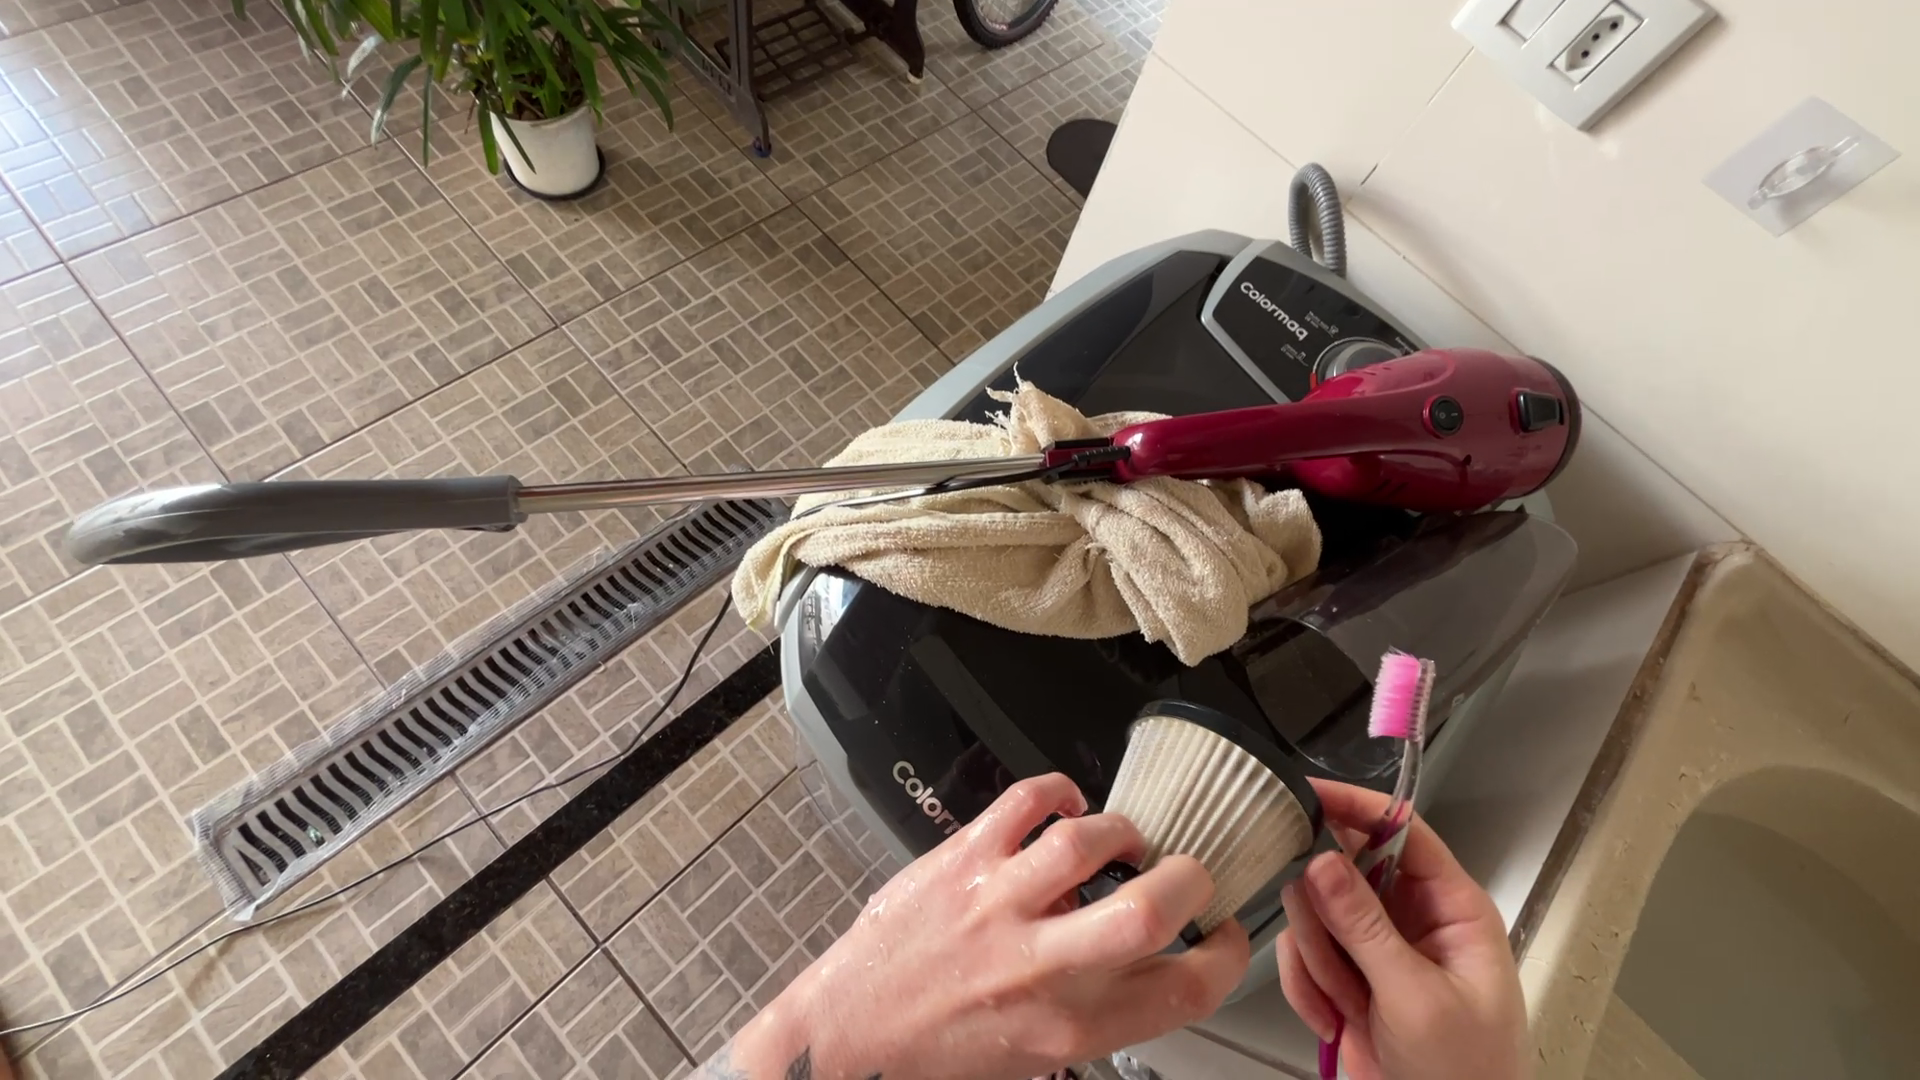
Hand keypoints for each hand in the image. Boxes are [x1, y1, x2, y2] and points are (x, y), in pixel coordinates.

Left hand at [707, 773, 1250, 1079]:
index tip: (1222, 932)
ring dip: (1122, 830)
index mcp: (1072, 1024)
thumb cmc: (940, 1050)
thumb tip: (1138, 957)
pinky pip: (1026, 801)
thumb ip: (1096, 1008)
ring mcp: (1000, 901)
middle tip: (1182, 872)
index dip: (1224, 955)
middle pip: (1152, 909)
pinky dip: (1057, 791)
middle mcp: (1043, 962)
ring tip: (1119, 837)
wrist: (850, 1039)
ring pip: (1090, 840)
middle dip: (1189, 879)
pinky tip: (1063, 804)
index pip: (1184, 990)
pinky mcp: (964, 857)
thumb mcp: (1037, 1055)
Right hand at [1277, 780, 1526, 1079]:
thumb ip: (1365, 927)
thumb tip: (1320, 858)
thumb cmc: (1462, 1076)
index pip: (1400, 828)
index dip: (1355, 805)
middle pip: (1339, 866)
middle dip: (1326, 919)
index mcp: (1449, 905)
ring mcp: (1371, 938)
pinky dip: (1305, 984)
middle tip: (1334, 963)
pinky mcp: (1342, 965)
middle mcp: (1407, 910)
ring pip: (1311, 908)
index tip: (1304, 795)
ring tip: (1346, 1004)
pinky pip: (1299, 947)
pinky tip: (1333, 1018)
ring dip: (1318, 960)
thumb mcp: (1416, 1000)